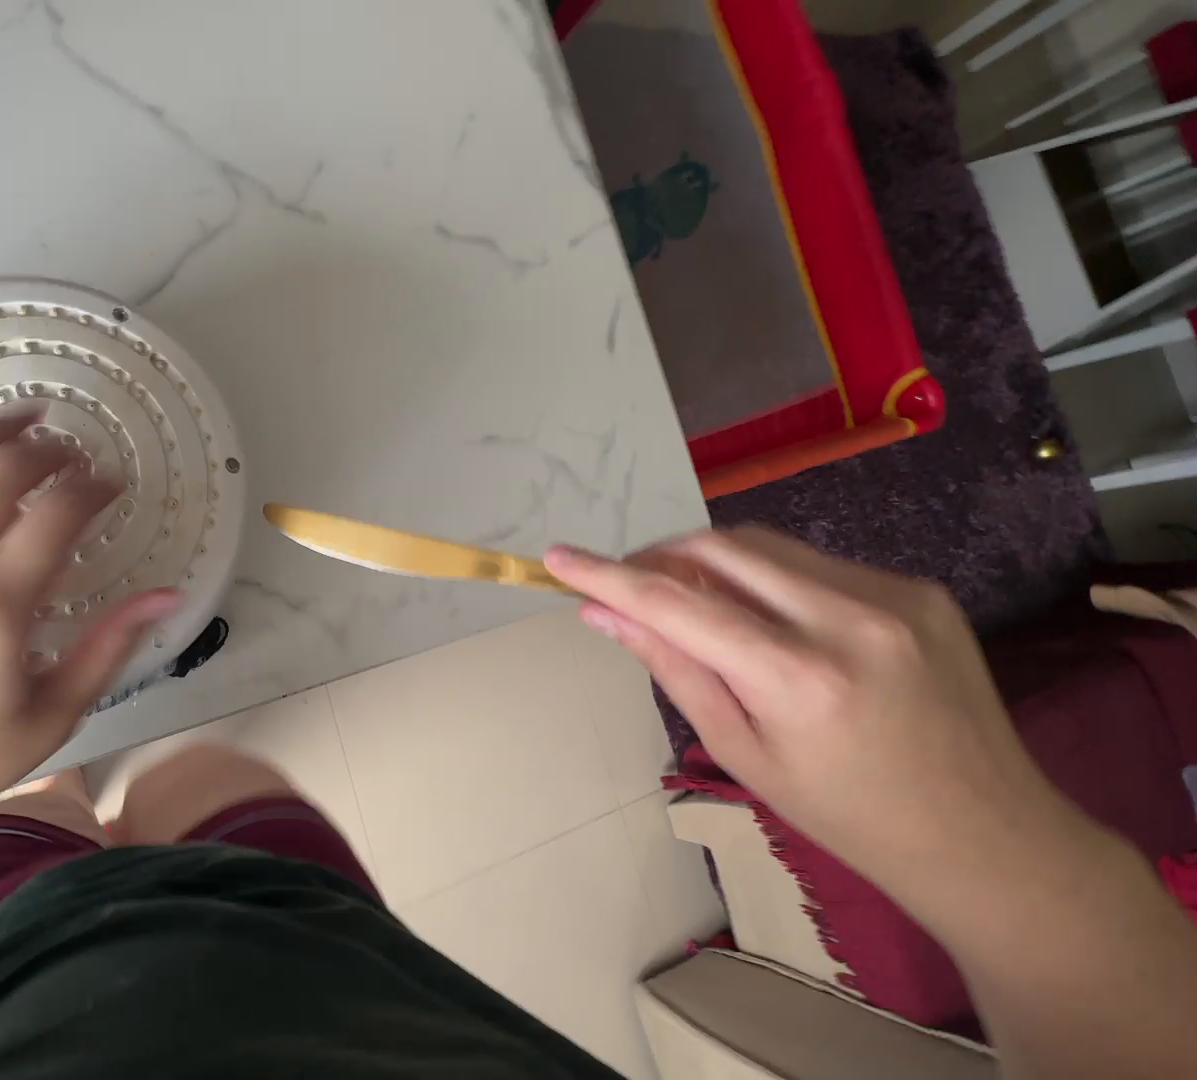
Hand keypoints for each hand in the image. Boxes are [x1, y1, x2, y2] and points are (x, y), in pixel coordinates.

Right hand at [543, 528, 1088, 895]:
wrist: (987, 834)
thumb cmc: (843, 811)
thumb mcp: (739, 750)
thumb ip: (672, 667)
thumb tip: (602, 613)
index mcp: (799, 677)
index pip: (677, 604)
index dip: (608, 576)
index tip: (558, 558)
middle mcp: (850, 619)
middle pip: (719, 548)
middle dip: (658, 556)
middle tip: (625, 584)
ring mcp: (894, 595)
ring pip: (763, 545)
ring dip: (707, 562)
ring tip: (686, 600)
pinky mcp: (918, 589)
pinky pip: (809, 562)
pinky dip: (762, 577)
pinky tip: (762, 617)